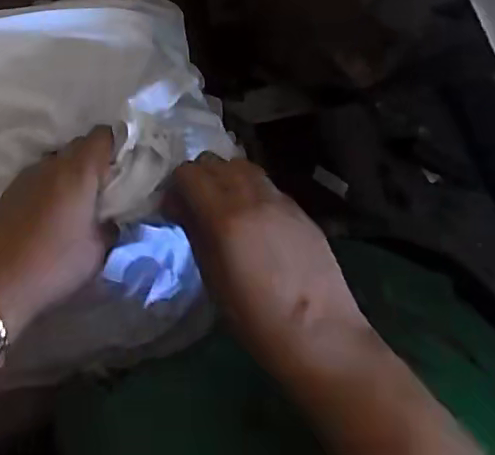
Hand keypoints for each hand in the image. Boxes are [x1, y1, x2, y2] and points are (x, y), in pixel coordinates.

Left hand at [0, 126, 114, 332]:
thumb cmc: (54, 264)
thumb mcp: (97, 251)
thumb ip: (112, 225)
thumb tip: (115, 217)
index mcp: (79, 170)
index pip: (103, 135)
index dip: (118, 143)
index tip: (127, 164)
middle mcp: (53, 163)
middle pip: (81, 144)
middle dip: (97, 158)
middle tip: (107, 185)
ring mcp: (29, 173)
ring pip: (59, 158)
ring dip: (72, 170)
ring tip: (80, 199)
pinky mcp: (12, 188)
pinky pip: (41, 174)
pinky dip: (53, 183)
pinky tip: (54, 211)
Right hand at [168, 154, 371, 375]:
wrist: (320, 333)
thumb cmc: (257, 319)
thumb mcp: (213, 280)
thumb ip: (195, 233)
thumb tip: (180, 207)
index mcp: (225, 216)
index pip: (189, 173)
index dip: (175, 187)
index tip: (174, 210)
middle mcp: (252, 196)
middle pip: (215, 162)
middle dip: (198, 178)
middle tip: (195, 206)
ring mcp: (280, 198)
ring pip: (242, 166)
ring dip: (226, 177)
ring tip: (225, 208)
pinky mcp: (299, 208)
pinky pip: (267, 184)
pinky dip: (251, 190)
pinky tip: (255, 221)